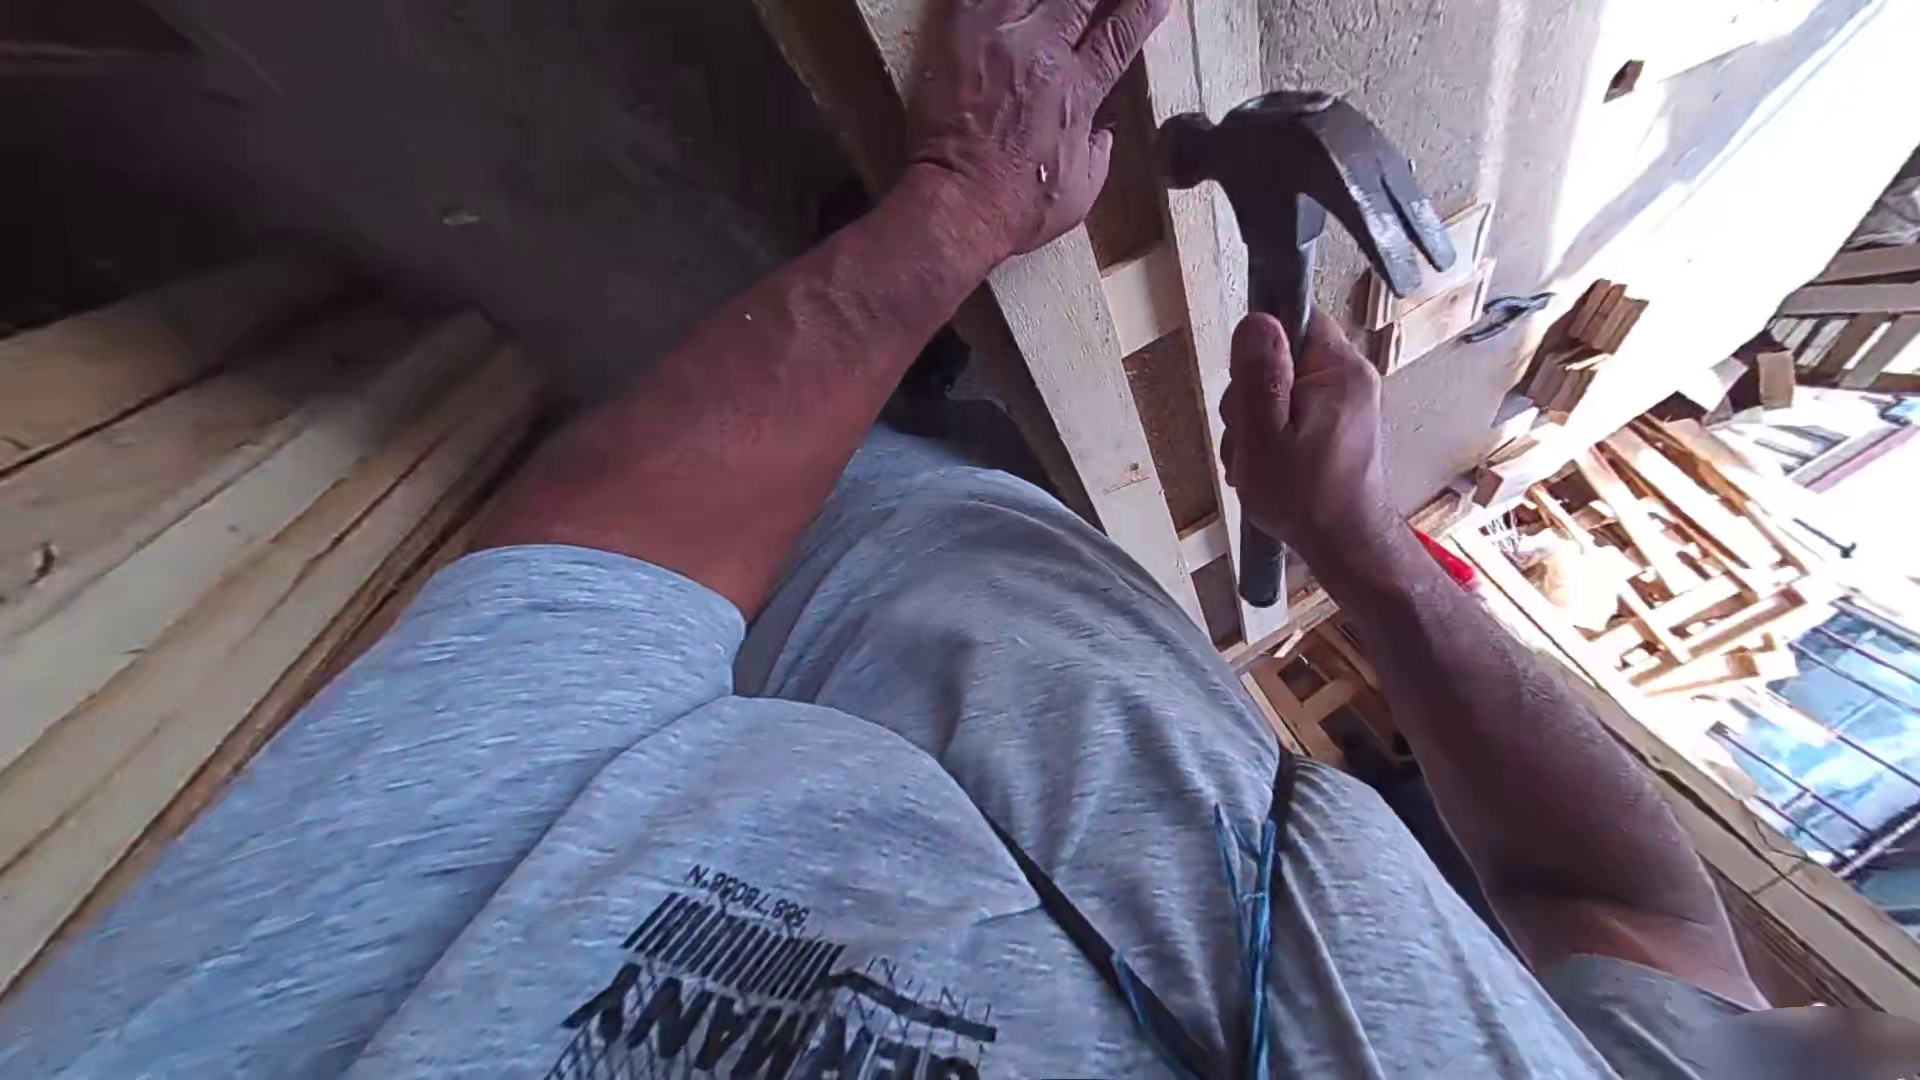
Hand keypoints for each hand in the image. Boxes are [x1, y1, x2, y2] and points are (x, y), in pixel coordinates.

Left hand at [907, 0, 1168, 258]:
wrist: (960, 206)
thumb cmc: (1018, 210)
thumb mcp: (1078, 196)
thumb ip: (1096, 157)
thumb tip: (1103, 134)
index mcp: (1078, 91)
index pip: (1121, 34)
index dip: (1142, 8)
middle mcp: (1045, 50)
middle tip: (1096, 2)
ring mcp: (1001, 36)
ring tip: (1052, 9)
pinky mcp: (959, 34)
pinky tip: (1002, 5)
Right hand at [1219, 312, 1400, 561]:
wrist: (1342, 544)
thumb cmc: (1304, 498)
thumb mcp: (1265, 437)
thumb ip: (1259, 378)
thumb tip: (1255, 320)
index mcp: (1339, 372)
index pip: (1294, 322)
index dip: (1258, 351)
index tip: (1247, 392)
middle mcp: (1349, 379)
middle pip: (1278, 360)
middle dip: (1249, 399)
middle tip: (1249, 440)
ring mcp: (1343, 403)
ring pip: (1277, 391)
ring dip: (1253, 425)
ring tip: (1256, 461)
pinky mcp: (1335, 425)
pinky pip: (1289, 414)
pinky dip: (1268, 438)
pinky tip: (1265, 466)